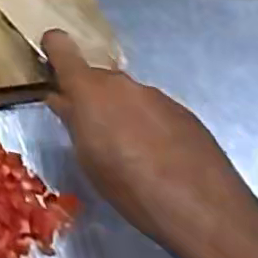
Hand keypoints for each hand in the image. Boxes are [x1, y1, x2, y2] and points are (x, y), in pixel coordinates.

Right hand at [40, 30, 257, 243]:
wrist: (207, 211)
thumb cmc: (130, 186)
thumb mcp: (87, 157)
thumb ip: (72, 121)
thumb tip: (62, 100)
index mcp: (88, 87)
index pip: (60, 45)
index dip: (53, 50)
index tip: (50, 64)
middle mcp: (121, 82)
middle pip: (97, 78)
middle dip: (93, 98)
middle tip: (96, 131)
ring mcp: (155, 94)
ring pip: (127, 96)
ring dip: (123, 113)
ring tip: (134, 152)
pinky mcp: (184, 113)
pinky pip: (155, 111)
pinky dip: (151, 127)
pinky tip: (162, 159)